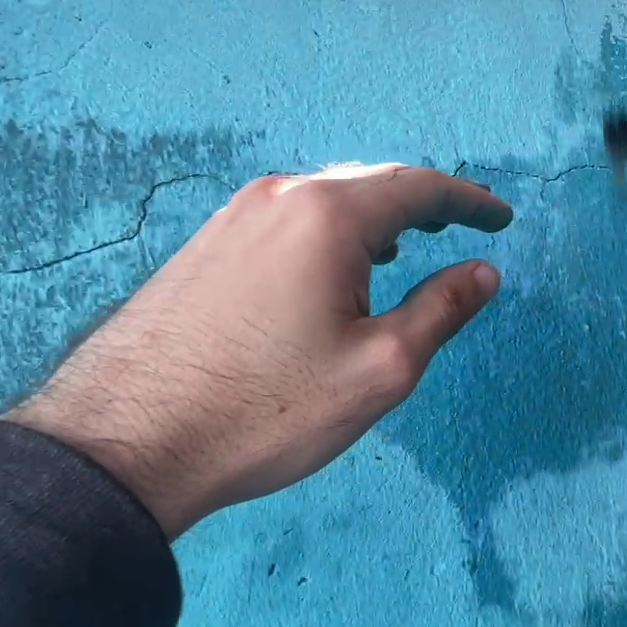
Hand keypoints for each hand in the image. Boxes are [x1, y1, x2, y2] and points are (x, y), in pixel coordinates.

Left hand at [3, 164, 513, 538]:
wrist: (123, 444)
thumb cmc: (271, 407)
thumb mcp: (383, 367)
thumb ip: (443, 309)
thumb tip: (484, 272)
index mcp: (329, 214)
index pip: (420, 187)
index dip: (471, 201)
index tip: (502, 217)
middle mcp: (280, 196)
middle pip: (373, 182)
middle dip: (427, 202)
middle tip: (465, 224)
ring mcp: (234, 216)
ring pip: (329, 198)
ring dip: (380, 215)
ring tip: (413, 241)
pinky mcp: (208, 244)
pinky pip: (293, 217)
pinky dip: (337, 230)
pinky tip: (343, 263)